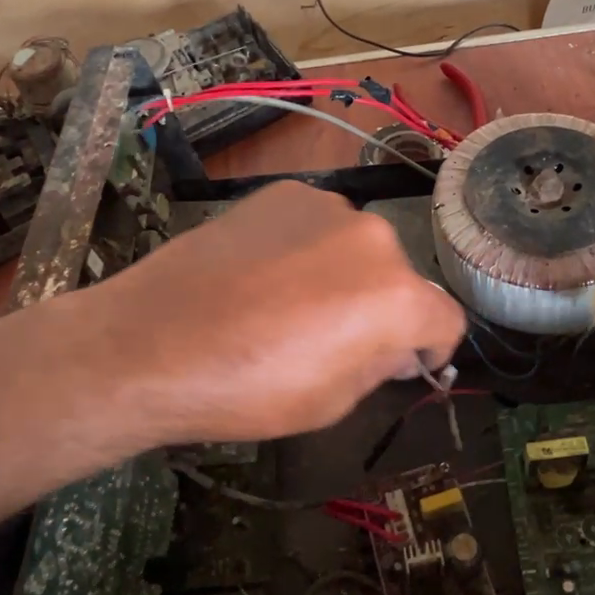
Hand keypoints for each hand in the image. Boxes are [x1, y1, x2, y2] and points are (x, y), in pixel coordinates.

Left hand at [37, 180, 462, 447]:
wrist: (150, 340)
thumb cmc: (247, 387)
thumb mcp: (331, 401)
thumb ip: (380, 366)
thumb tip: (396, 347)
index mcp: (396, 295)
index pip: (445, 319)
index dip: (427, 349)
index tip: (399, 365)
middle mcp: (374, 237)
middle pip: (398, 277)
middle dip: (379, 308)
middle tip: (329, 338)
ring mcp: (326, 206)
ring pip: (356, 246)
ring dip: (341, 271)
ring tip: (285, 302)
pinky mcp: (283, 192)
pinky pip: (315, 224)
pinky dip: (304, 246)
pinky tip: (260, 272)